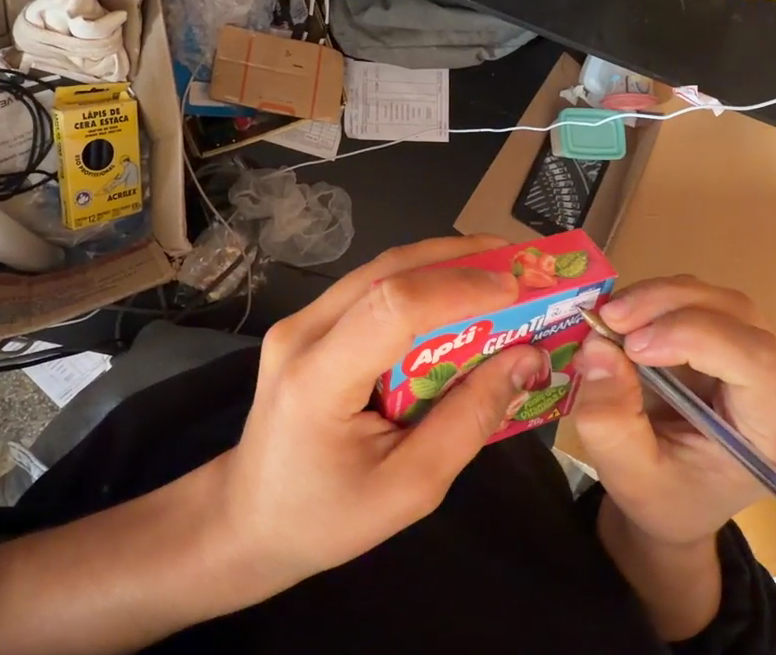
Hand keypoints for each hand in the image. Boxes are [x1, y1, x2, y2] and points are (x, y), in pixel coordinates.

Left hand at [218, 236, 547, 586]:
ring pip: (381, 269)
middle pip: (388, 270)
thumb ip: (469, 421)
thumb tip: (527, 358)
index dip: (459, 287)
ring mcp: (300, 322)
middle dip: (462, 258)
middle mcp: (302, 332)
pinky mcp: (310, 323)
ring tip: (504, 269)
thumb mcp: (409, 489)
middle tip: (526, 263)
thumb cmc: (325, 517)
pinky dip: (423, 282)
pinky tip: (460, 291)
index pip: (392, 307)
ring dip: (445, 262)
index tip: (519, 288)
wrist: (248, 518)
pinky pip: (373, 287)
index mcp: (317, 378)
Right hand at [571, 276, 775, 547]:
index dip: (694, 336)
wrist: (676, 503)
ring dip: (658, 298)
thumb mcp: (628, 474)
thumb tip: (597, 348)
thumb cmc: (664, 500)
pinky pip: (700, 301)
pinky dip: (656, 301)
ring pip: (717, 300)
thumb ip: (610, 418)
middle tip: (606, 319)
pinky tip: (624, 321)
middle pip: (736, 316)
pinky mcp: (735, 340)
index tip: (630, 346)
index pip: (758, 361)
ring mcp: (765, 358)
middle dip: (666, 306)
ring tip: (609, 320)